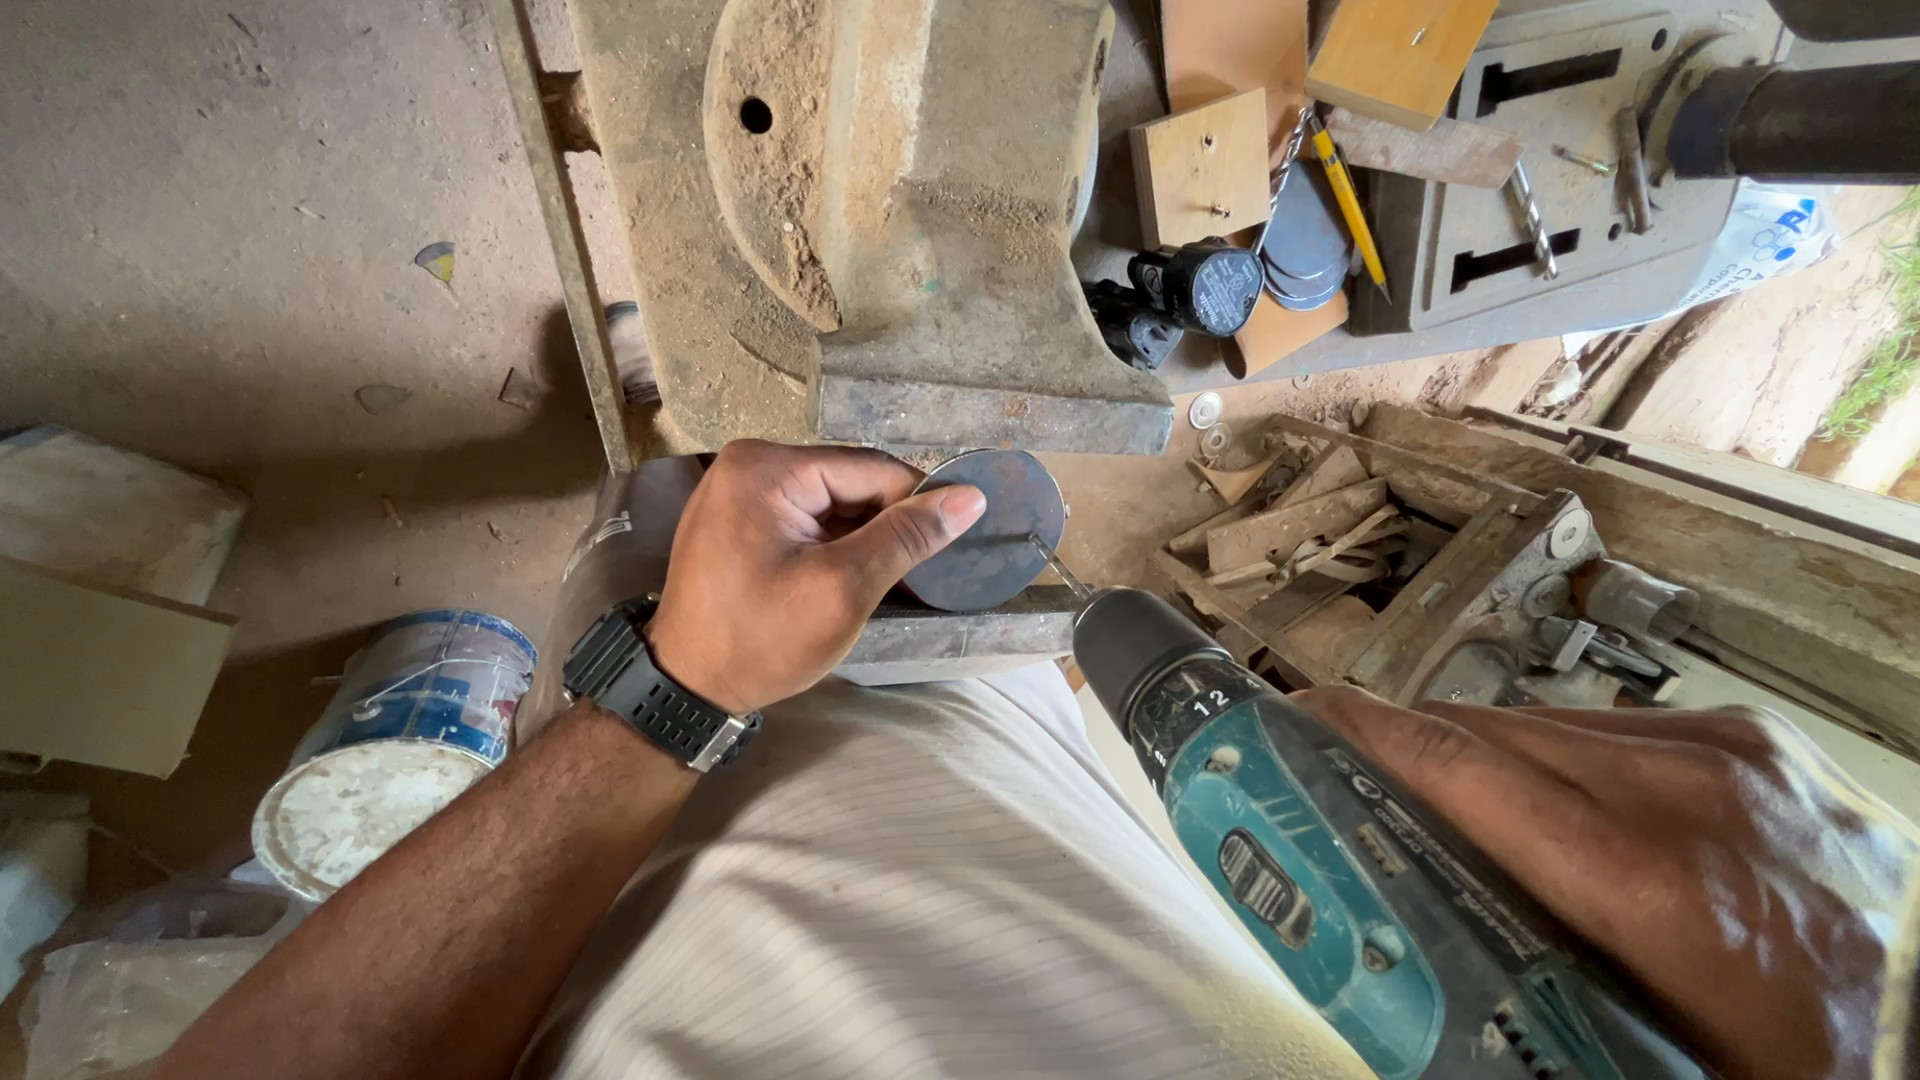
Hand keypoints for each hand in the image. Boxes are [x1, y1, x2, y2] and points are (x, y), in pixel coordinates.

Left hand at [642, 440, 985, 715]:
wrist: (684, 686)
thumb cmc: (761, 640)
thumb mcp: (843, 589)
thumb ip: (906, 537)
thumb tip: (970, 498)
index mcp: (769, 467)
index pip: (872, 469)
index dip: (917, 505)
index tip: (949, 545)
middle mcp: (750, 461)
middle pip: (851, 481)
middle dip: (888, 523)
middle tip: (916, 571)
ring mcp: (741, 487)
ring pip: (833, 500)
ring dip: (864, 535)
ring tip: (887, 577)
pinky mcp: (741, 515)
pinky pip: (808, 515)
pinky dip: (836, 542)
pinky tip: (852, 573)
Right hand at [1291, 686, 1915, 1079]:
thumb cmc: (1798, 1061)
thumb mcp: (1632, 1043)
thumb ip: (1505, 962)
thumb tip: (1390, 921)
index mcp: (1659, 889)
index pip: (1462, 766)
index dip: (1366, 730)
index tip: (1302, 711)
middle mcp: (1689, 797)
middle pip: (1481, 731)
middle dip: (1400, 741)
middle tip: (1341, 758)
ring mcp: (1724, 753)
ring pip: (1529, 722)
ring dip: (1471, 750)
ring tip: (1436, 788)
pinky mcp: (1745, 735)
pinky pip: (1590, 724)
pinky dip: (1542, 751)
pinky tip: (1536, 790)